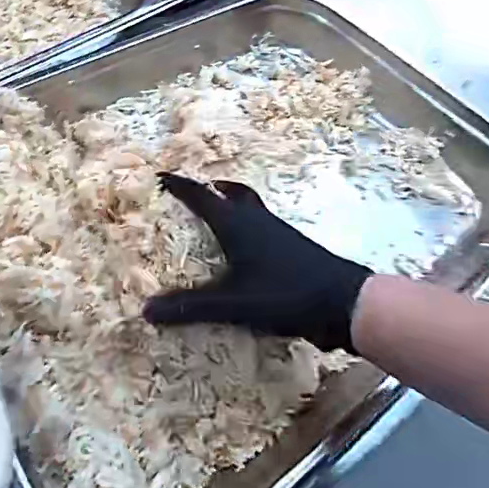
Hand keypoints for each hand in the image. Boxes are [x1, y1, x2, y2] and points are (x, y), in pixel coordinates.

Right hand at [146, 173, 373, 351]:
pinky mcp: (289, 245)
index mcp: (237, 224)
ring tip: (214, 213)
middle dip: (209, 189)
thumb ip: (191, 308)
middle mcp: (255, 219)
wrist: (342, 301)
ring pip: (247, 205)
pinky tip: (242, 247)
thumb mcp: (233, 304)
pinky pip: (259, 223)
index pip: (202, 197)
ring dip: (229, 202)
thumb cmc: (285, 294)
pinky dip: (244, 223)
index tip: (162, 176)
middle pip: (230, 193)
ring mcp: (276, 230)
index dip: (181, 186)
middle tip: (191, 191)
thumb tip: (146, 311)